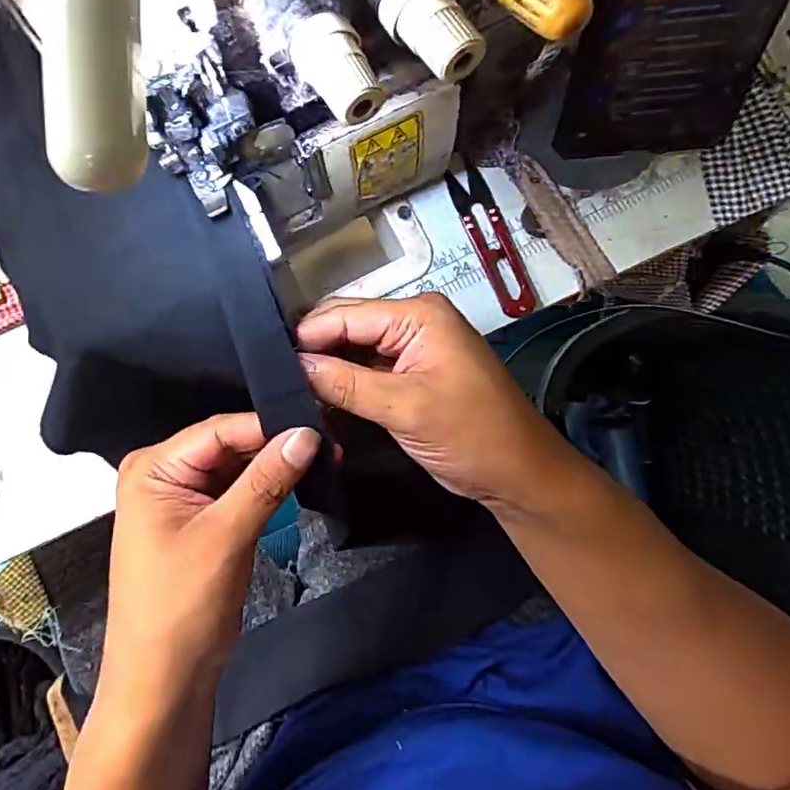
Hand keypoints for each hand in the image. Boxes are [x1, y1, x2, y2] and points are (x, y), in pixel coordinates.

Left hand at [75, 416, 318, 789]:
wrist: (163, 685)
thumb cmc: (179, 610)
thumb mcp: (226, 537)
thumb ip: (266, 480)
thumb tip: (305, 435)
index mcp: (152, 468)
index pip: (218, 430)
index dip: (268, 426)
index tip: (316, 424)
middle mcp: (162, 473)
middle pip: (227, 444)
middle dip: (274, 444)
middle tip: (326, 440)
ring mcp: (180, 497)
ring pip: (236, 466)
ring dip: (274, 465)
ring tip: (321, 457)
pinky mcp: (199, 519)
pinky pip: (236, 489)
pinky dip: (265, 487)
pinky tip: (298, 479)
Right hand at [295, 293, 575, 509]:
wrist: (521, 475)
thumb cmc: (472, 436)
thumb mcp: (405, 409)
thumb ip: (346, 384)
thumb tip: (295, 366)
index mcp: (418, 314)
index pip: (346, 315)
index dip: (307, 337)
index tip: (269, 361)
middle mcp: (413, 319)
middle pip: (347, 325)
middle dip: (314, 349)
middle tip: (275, 376)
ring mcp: (413, 344)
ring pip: (353, 347)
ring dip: (326, 367)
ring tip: (289, 387)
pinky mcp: (411, 369)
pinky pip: (367, 366)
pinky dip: (344, 381)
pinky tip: (318, 396)